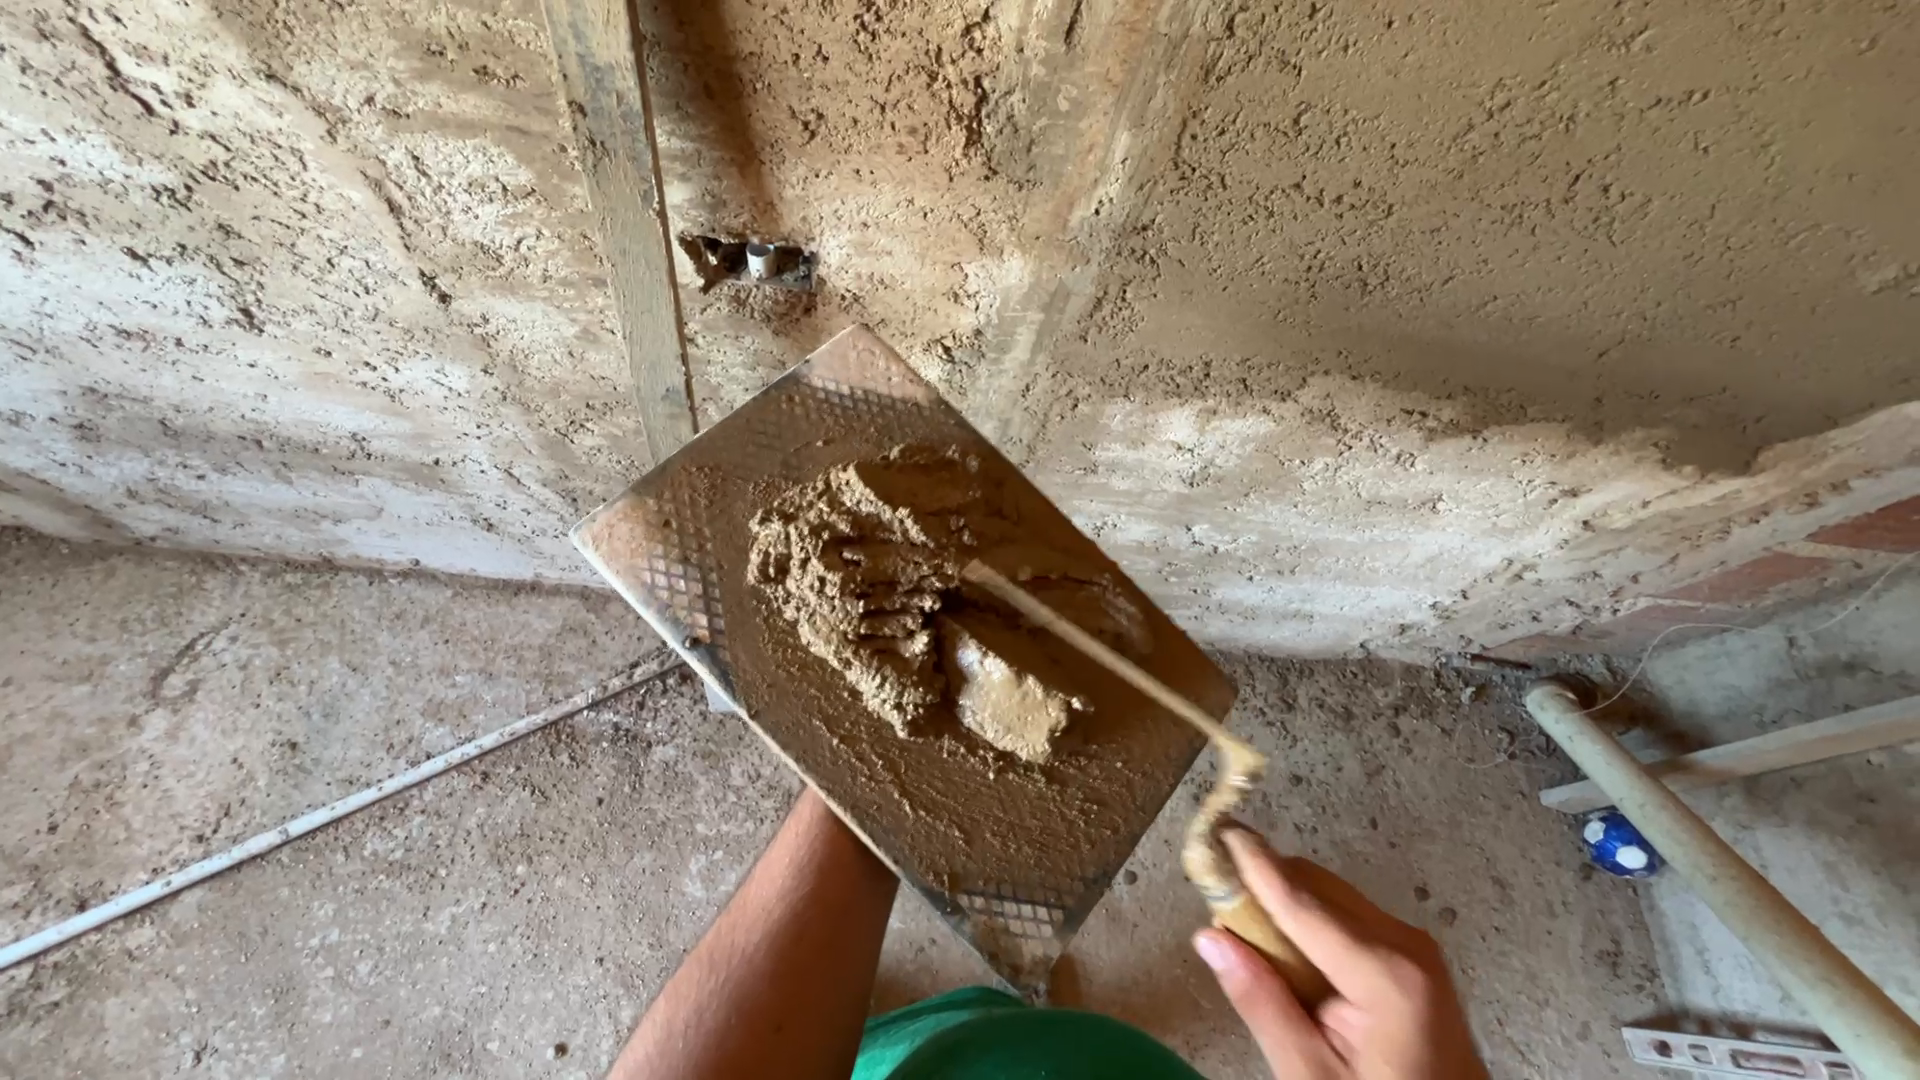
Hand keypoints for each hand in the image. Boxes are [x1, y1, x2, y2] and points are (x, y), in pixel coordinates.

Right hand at [1192, 828, 1488, 1078]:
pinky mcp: (1413, 954)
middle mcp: (1404, 943)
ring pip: (1327, 895)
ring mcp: (1413, 945)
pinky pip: (1346, 914)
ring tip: (1250, 939)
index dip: (1254, 864)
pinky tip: (1291, 957)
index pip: (1299, 902)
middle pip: (1314, 886)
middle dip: (1263, 888)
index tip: (1219, 828)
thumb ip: (1262, 1004)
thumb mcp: (1312, 1076)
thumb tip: (1209, 938)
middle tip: (1219, 908)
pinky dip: (1309, 921)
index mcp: (1384, 975)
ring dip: (1284, 905)